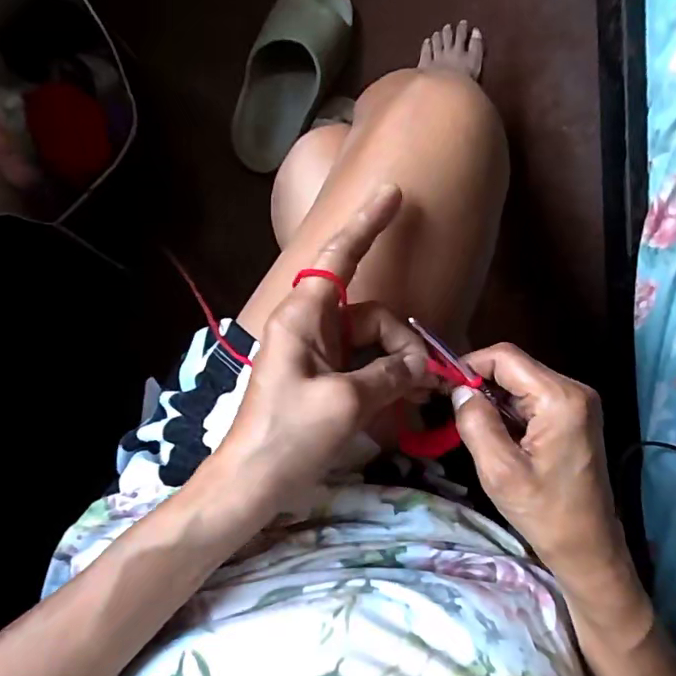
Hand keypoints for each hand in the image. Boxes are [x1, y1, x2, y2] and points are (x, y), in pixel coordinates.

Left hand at [207, 184, 434, 516]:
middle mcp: (308, 328)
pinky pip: (360, 366)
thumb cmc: (288, 436)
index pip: (338, 257)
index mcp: (303, 317)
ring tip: (418, 396)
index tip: (394, 193)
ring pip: (370, 342)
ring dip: (397, 364)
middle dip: (401, 340)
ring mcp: (313, 355)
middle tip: (423, 379)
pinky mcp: (318, 380)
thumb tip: (420, 365)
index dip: (367, 224)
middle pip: (370, 314)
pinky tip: (403, 402)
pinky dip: (383, 379)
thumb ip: (390, 375)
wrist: (251, 482)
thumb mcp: (347, 403)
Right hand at [449, 343, 625, 578]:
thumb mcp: (499, 470)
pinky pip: (532, 399)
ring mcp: (577, 403)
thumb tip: (459, 391)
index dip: (469, 365)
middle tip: (454, 413)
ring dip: (493, 400)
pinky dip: (508, 412)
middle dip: (480, 384)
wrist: (586, 544)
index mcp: (560, 398)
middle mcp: (574, 390)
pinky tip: (496, 437)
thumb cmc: (543, 511)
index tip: (444, 388)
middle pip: (514, 367)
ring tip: (473, 429)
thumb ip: (475, 423)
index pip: (505, 357)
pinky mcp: (573, 417)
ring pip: (520, 383)